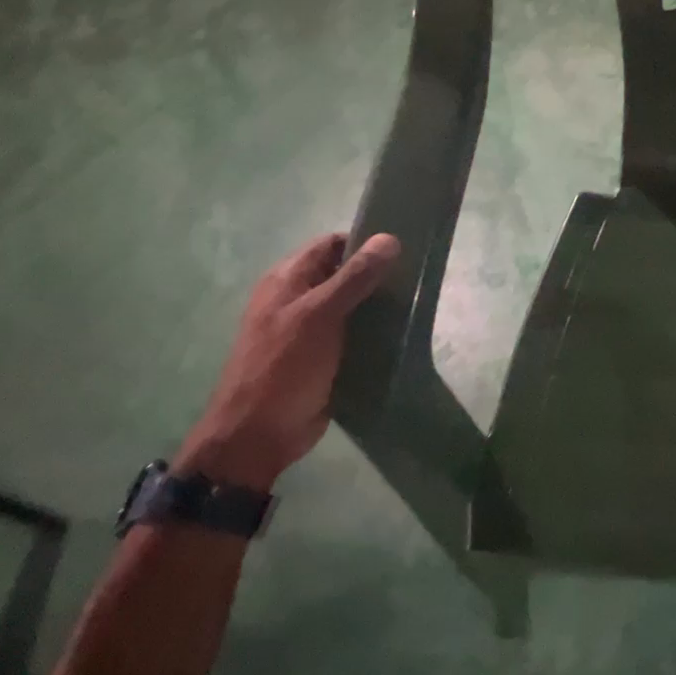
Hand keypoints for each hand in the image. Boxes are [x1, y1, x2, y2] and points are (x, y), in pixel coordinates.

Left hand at [176, 232, 400, 489]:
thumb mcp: (320, 315)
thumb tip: (390, 239)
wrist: (257, 435)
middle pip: (346, 274)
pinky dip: (376, 333)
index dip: (364, 243)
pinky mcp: (326, 357)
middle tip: (417, 280)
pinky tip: (402, 336)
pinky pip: (356, 335)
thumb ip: (355, 277)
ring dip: (381, 307)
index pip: (332, 245)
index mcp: (288, 280)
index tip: (403, 251)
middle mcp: (299, 299)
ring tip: (417, 306)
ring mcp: (312, 330)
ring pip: (355, 306)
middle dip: (378, 276)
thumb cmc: (283, 368)